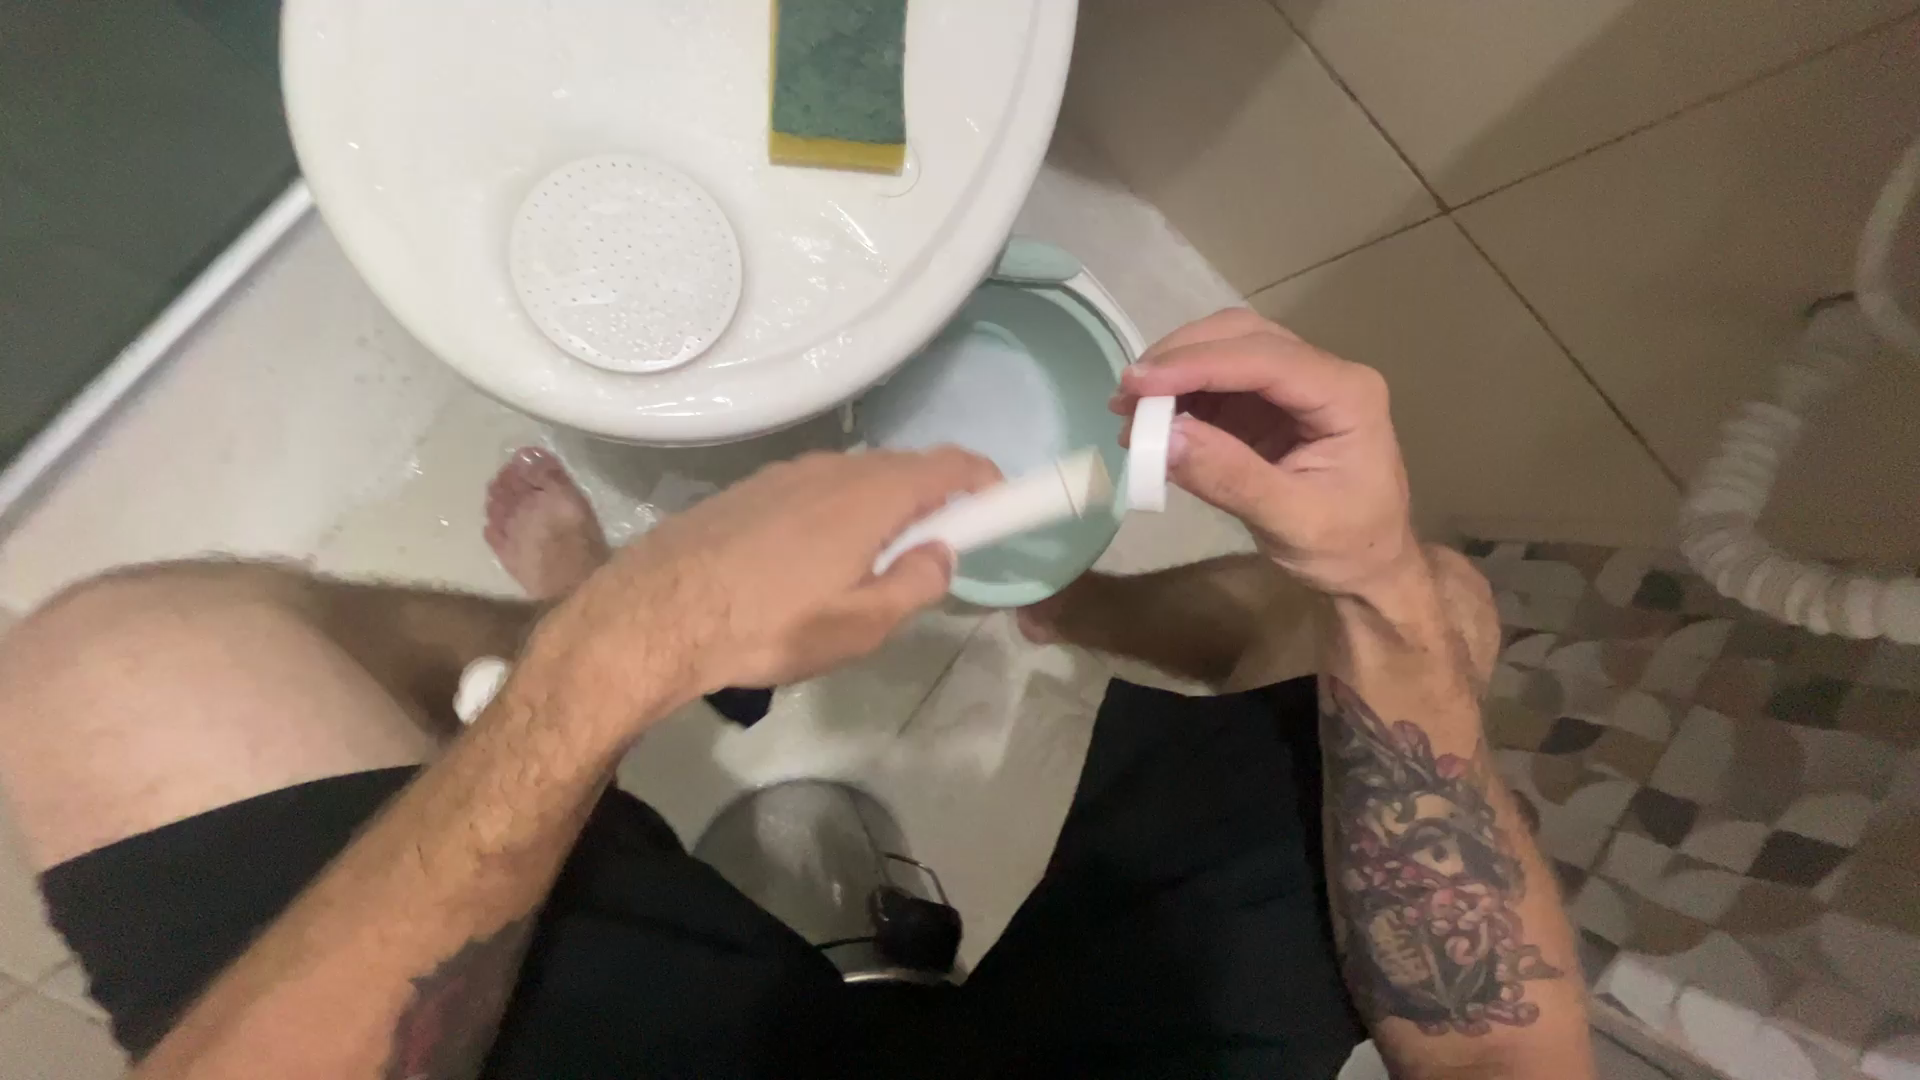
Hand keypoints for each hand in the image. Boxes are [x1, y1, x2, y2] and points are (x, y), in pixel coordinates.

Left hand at [533, 448, 1000, 722]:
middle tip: (932, 551)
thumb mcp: (860, 624)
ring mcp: (787, 473)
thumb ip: (916, 583)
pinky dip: (839, 511)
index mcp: (871, 495)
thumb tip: (940, 552)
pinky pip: (817, 489)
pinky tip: (812, 559)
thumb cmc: (769, 625)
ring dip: (883, 509)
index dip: (985, 480)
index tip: (1001, 503)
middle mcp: (834, 468)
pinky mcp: (752, 488)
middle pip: (904, 469)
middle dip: (933, 501)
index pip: (950, 465)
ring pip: (857, 479)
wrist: (654, 615)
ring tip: (867, 565)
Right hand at [1113, 309, 1418, 596]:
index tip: (1138, 385)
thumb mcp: (1291, 521)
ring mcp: (1293, 387)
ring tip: (1127, 409)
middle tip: (1125, 393)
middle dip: (1179, 357)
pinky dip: (1178, 394)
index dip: (1197, 365)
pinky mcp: (1266, 405)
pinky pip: (1215, 383)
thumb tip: (1164, 440)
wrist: (1366, 566)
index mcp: (1345, 395)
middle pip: (1243, 336)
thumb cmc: (1343, 547)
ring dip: (1173, 371)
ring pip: (1225, 349)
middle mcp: (1322, 376)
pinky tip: (1149, 420)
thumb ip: (1230, 478)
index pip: (1265, 359)